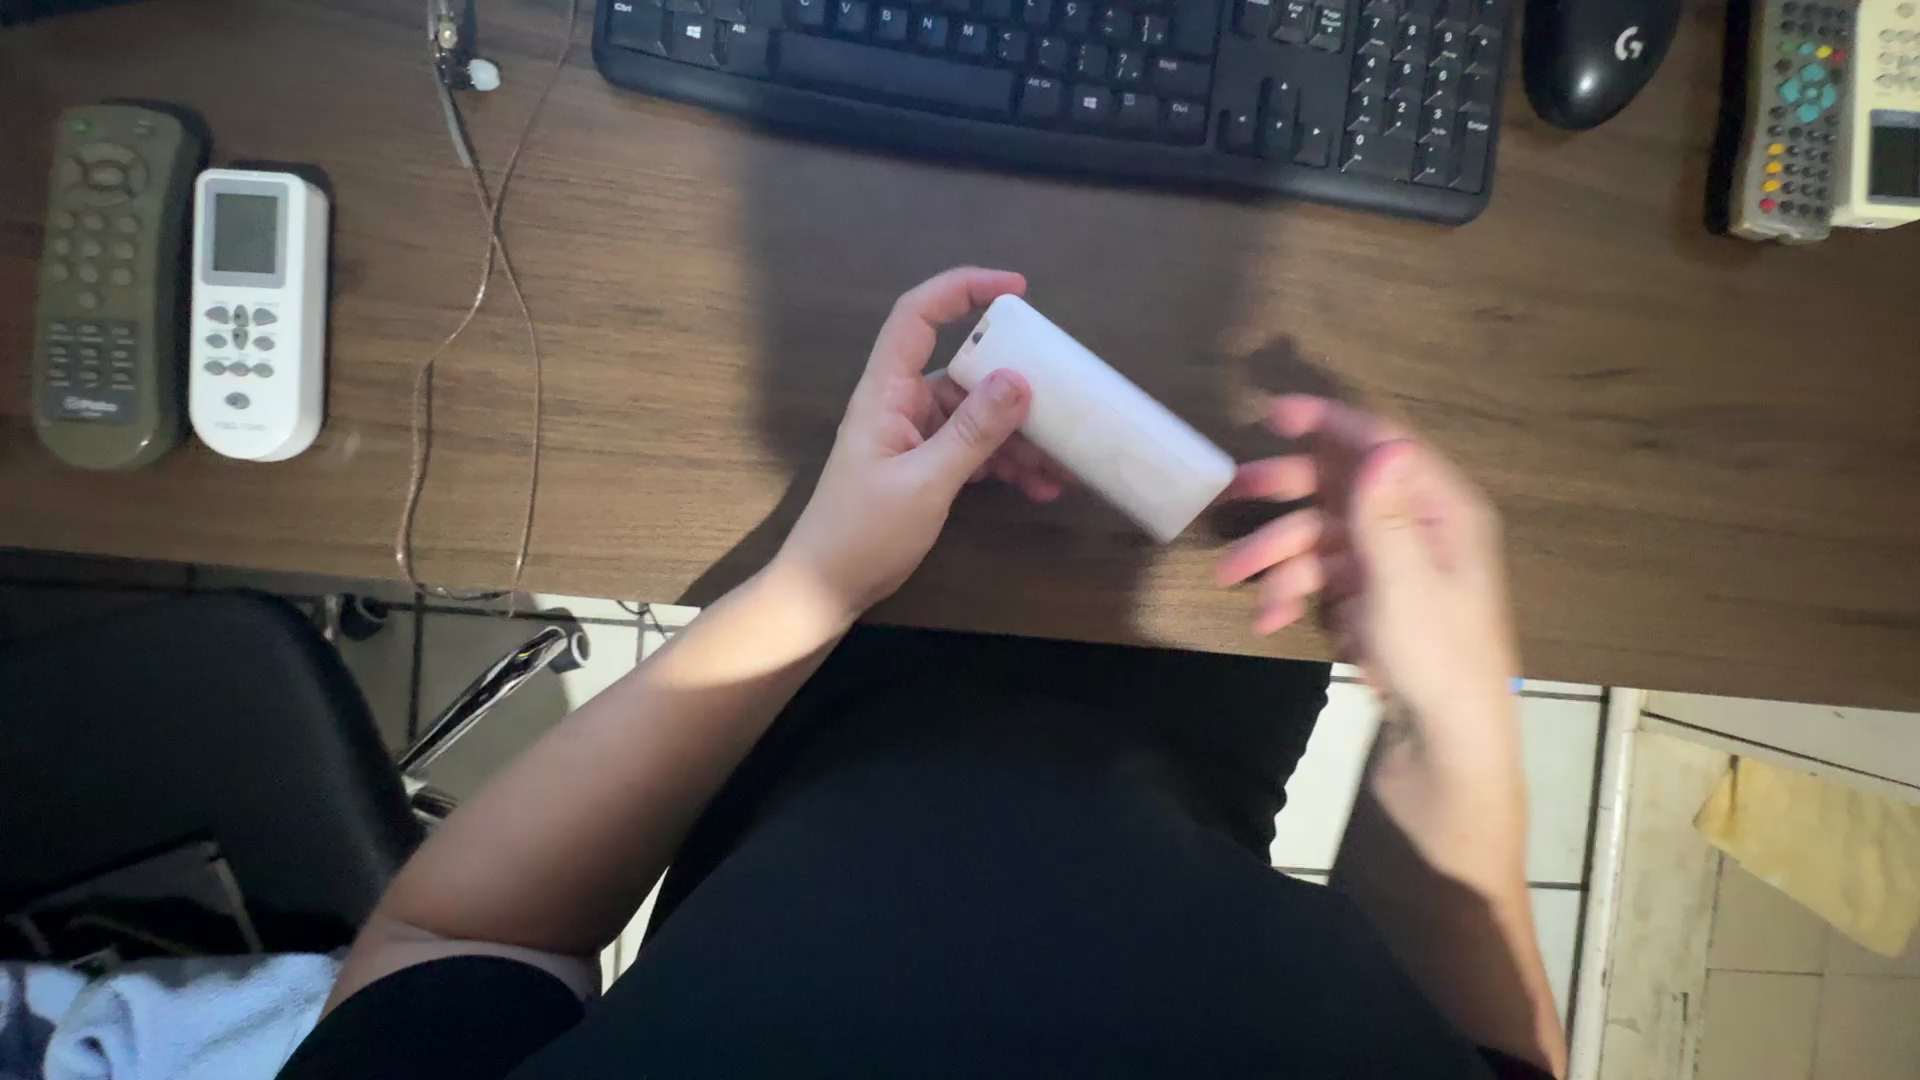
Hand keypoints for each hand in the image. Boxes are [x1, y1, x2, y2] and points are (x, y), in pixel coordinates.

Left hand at [775, 267, 1063, 622]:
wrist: (828, 587)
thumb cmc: (863, 532)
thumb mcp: (924, 482)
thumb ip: (971, 432)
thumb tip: (1019, 380)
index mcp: (887, 392)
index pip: (918, 316)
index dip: (963, 289)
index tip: (1018, 290)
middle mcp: (903, 405)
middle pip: (965, 373)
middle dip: (1016, 389)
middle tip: (1065, 404)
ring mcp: (917, 438)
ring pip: (978, 418)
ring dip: (1020, 439)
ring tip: (1064, 465)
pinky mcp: (928, 468)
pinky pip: (975, 452)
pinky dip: (1006, 465)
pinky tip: (1040, 486)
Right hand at [1216, 395, 1517, 727]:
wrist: (1443, 732)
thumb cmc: (1436, 655)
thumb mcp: (1406, 584)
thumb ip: (1385, 516)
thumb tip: (1382, 446)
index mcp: (1437, 510)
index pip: (1380, 445)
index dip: (1327, 423)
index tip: (1270, 416)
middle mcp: (1411, 523)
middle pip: (1336, 486)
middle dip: (1281, 492)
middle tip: (1228, 492)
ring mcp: (1386, 558)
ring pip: (1315, 535)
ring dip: (1272, 555)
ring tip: (1229, 579)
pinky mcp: (1366, 590)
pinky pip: (1317, 575)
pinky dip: (1289, 591)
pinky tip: (1268, 618)